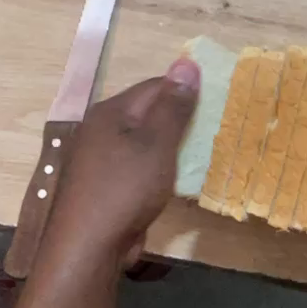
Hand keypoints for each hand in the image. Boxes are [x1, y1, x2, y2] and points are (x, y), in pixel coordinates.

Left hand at [39, 57, 198, 277]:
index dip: (187, 91)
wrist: (89, 245)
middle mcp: (100, 128)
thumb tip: (187, 62)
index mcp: (111, 111)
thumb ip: (174, 105)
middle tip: (213, 131)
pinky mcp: (105, 183)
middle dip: (181, 118)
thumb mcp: (158, 144)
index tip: (217, 106)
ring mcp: (100, 158)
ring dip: (171, 145)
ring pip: (144, 140)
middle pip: (148, 111)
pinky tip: (174, 179)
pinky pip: (138, 164)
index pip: (156, 85)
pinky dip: (159, 166)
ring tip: (200, 155)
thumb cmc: (125, 188)